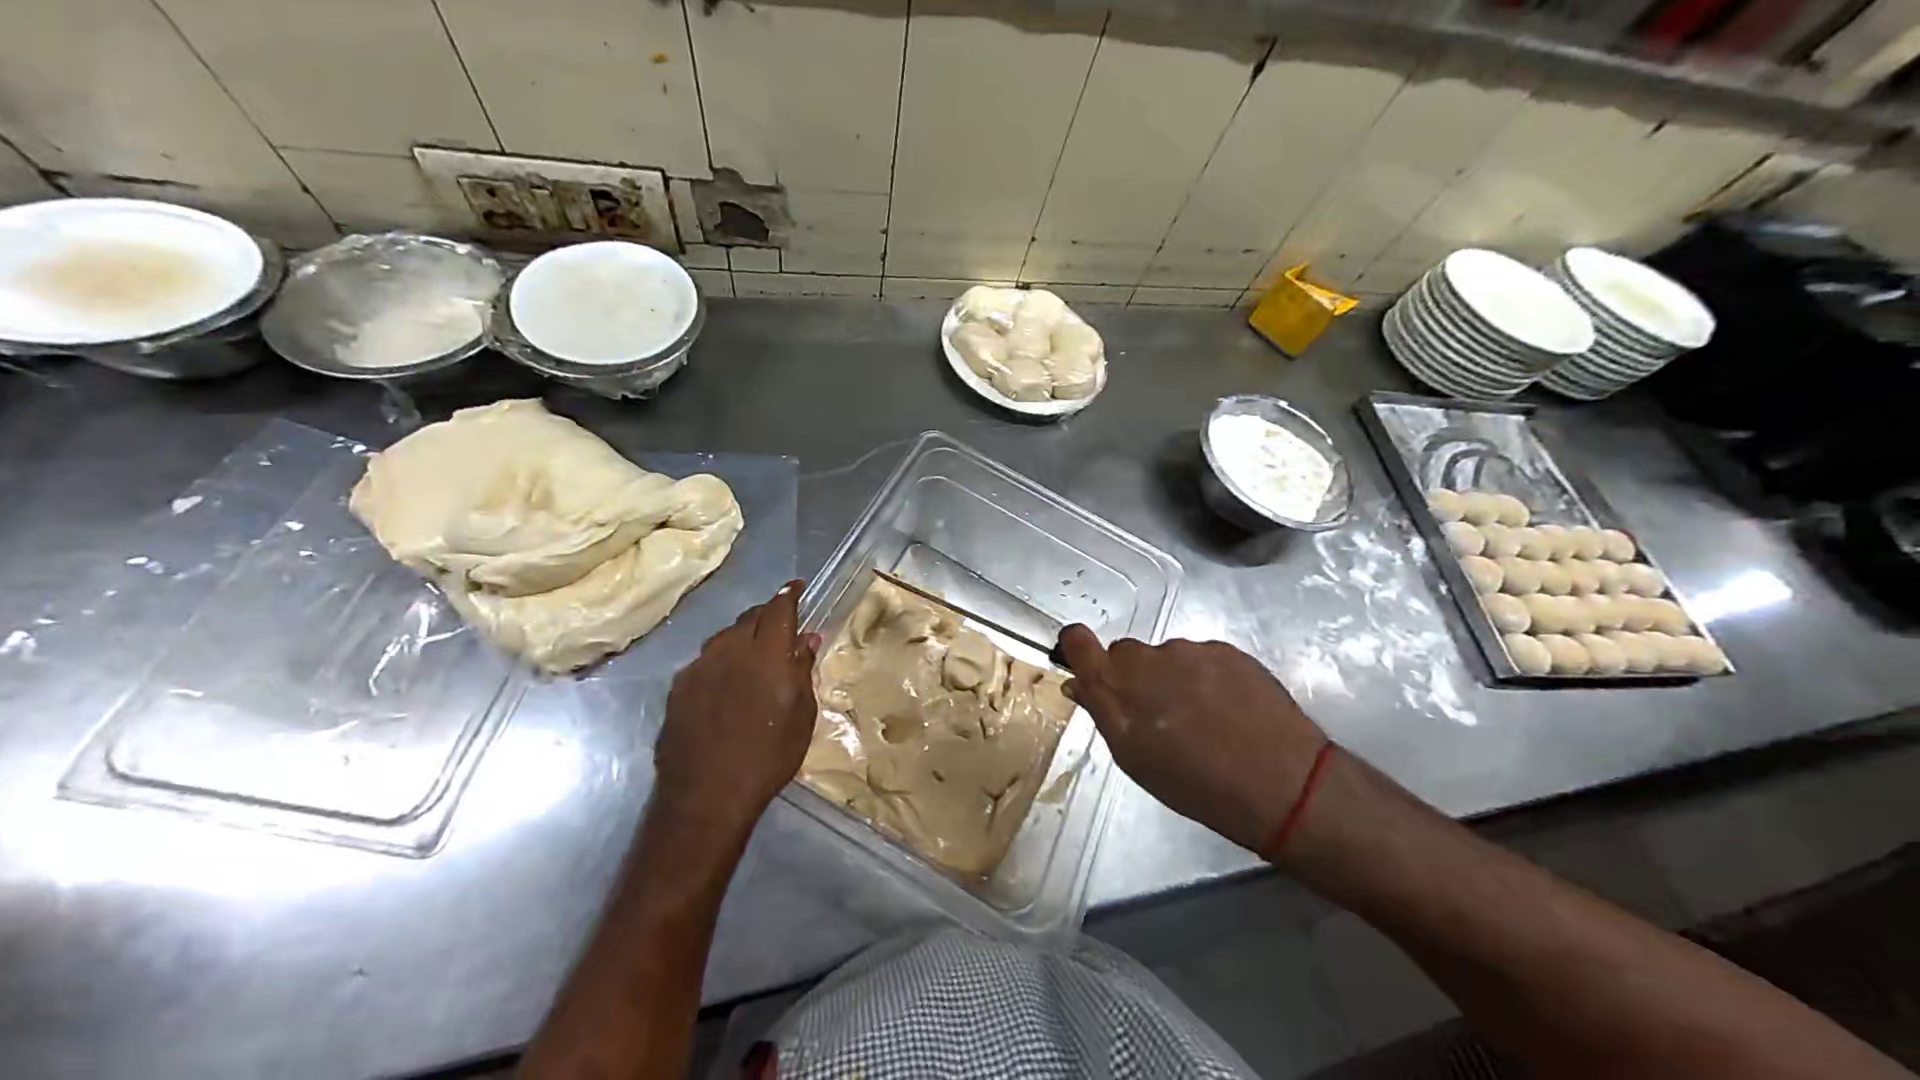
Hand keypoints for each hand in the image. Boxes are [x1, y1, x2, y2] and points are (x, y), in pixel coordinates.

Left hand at [654, 581, 818, 838]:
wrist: (707, 794)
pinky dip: (722, 658)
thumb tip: (806, 638)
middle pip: (751, 617)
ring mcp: (699, 666)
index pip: (779, 608)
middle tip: (782, 623)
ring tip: (755, 651)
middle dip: (768, 613)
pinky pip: (706, 659)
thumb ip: (803, 670)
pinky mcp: (679, 686)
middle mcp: (730, 649)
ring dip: (743, 635)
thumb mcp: (802, 715)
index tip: (798, 587)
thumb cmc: (768, 756)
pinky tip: (727, 680)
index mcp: (767, 654)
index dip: (789, 594)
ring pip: (725, 636)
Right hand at [1058, 627, 1327, 855]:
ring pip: (1167, 657)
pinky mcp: (1229, 651)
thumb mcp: (1134, 759)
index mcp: (1117, 685)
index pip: (1078, 641)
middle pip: (1126, 653)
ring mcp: (1191, 651)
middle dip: (1133, 677)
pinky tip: (1228, 710)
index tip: (1086, 665)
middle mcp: (1149, 658)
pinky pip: (1203, 658)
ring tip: (1202, 719)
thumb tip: (1080, 684)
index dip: (1078, 649)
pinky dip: (1207, 678)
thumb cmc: (1195, 784)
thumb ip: (1103, 712)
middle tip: (1157, 716)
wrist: (1282, 784)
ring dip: (1173, 678)